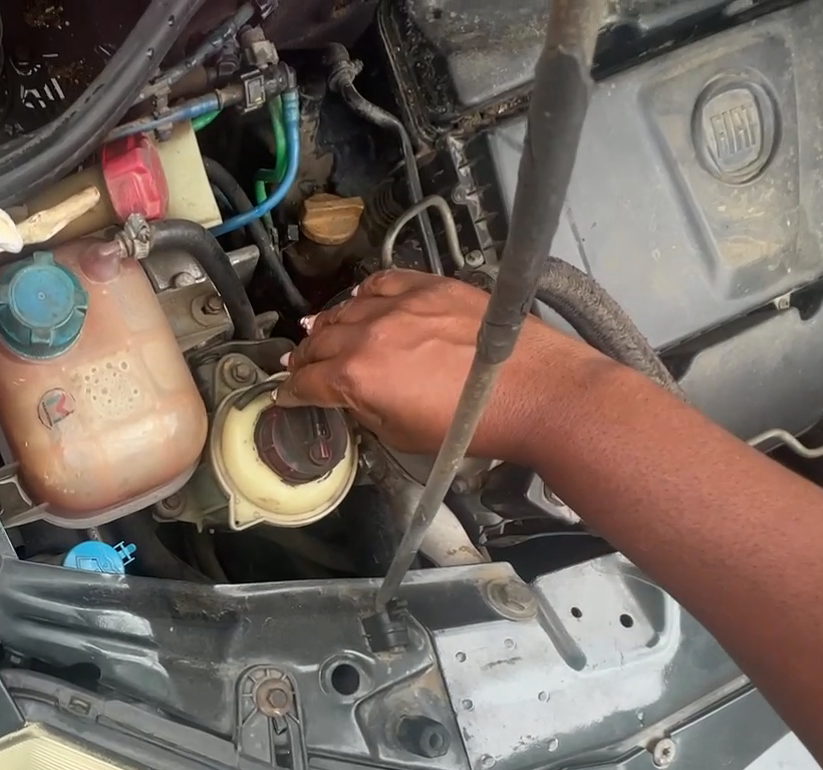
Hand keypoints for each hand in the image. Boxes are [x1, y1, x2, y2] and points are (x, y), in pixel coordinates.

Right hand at [277, 269, 613, 463]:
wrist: (535, 394)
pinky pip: (382, 281)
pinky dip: (363, 294)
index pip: (305, 381)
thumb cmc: (471, 424)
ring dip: (327, 325)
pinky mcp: (431, 287)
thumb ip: (363, 409)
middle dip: (303, 359)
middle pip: (317, 342)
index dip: (291, 392)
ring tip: (319, 333)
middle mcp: (370, 335)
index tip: (287, 395)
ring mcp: (400, 305)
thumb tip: (350, 396)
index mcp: (356, 377)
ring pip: (344, 309)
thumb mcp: (398, 434)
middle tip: (299, 367)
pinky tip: (360, 302)